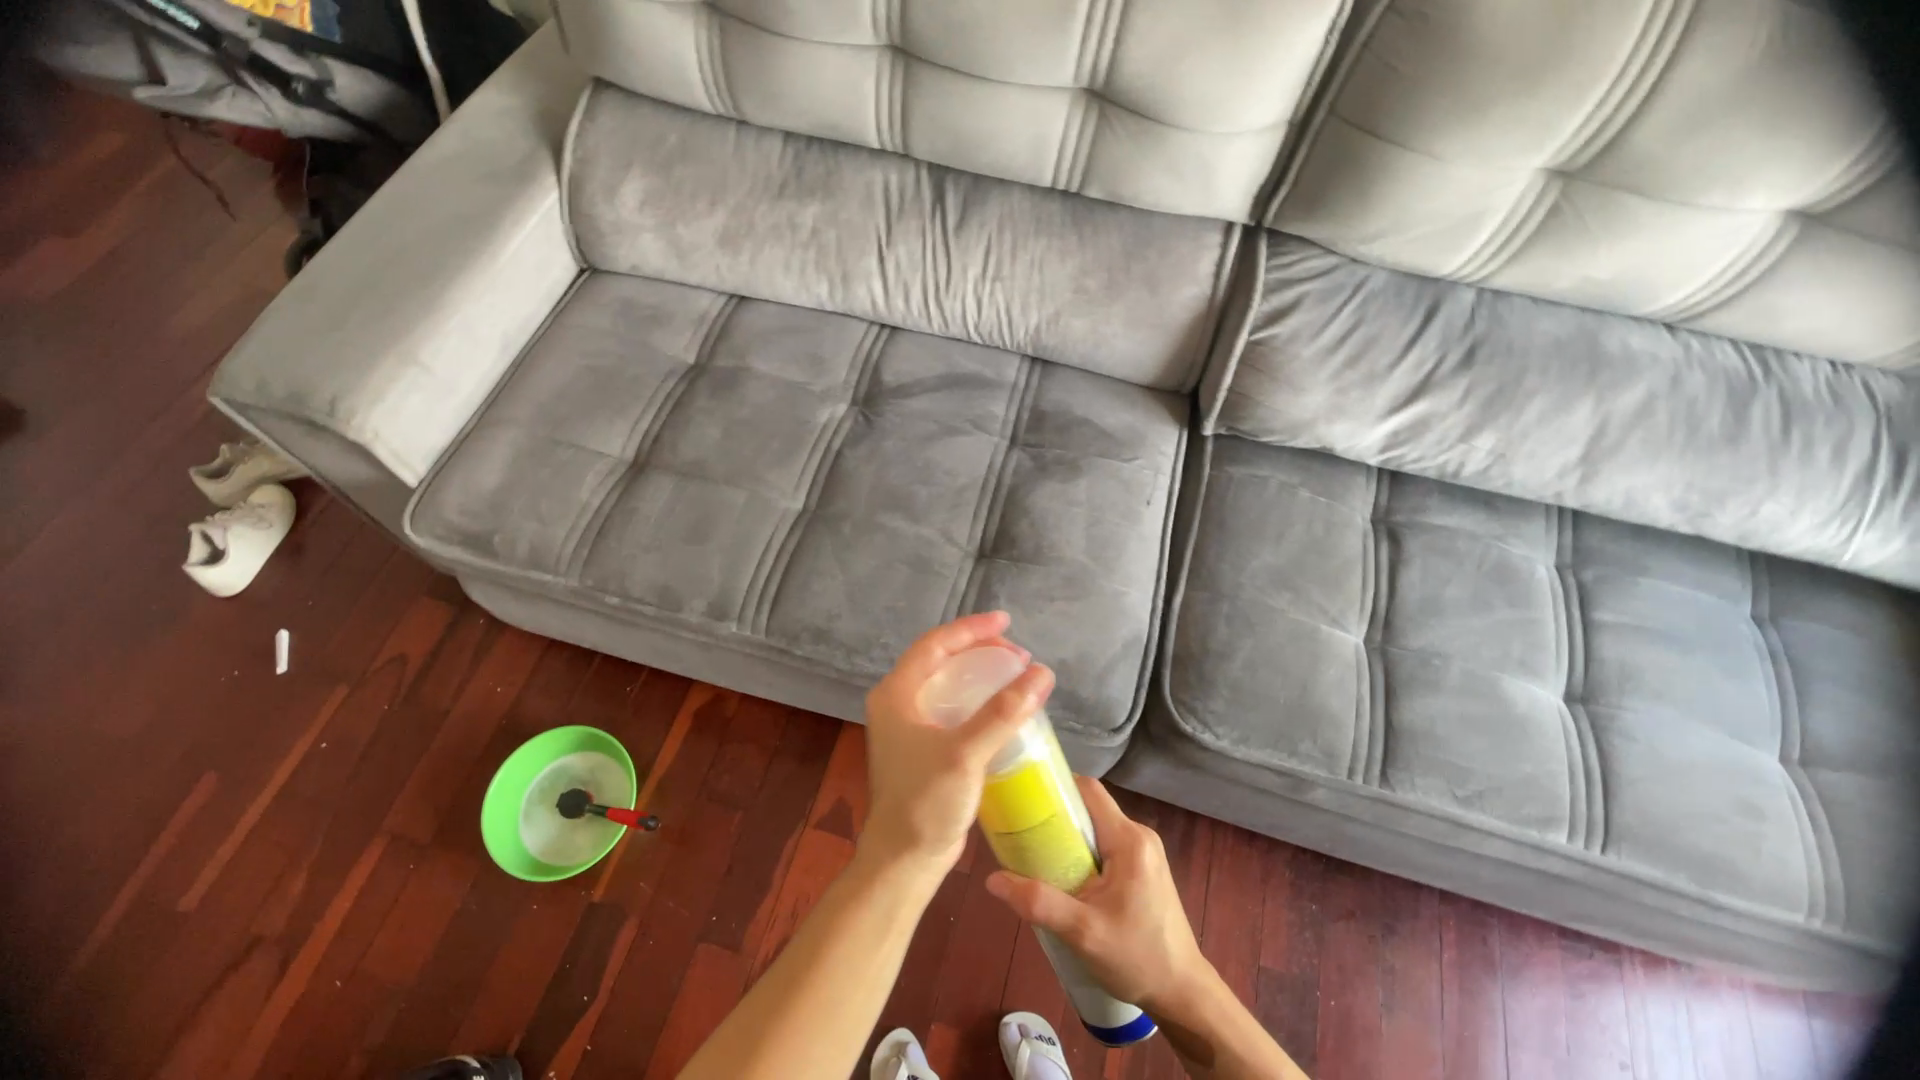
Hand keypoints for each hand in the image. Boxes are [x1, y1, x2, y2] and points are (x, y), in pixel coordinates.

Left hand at [860, 612, 1055, 876]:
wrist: (904, 859)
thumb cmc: (925, 802)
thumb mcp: (965, 754)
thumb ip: (1003, 713)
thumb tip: (1041, 674)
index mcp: (896, 695)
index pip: (934, 645)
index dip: (971, 629)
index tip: (1006, 622)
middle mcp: (897, 705)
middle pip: (940, 661)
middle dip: (979, 651)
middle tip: (1016, 654)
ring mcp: (908, 729)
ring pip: (947, 686)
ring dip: (980, 676)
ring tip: (1014, 675)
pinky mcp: (922, 750)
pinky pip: (952, 711)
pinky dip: (977, 702)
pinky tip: (1002, 711)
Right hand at [985, 775, 1208, 1013]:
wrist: (1181, 991)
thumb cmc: (1137, 957)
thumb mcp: (1082, 932)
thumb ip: (1038, 903)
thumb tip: (992, 880)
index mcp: (1130, 840)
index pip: (1088, 790)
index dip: (1054, 788)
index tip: (1021, 798)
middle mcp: (1139, 837)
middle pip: (1088, 810)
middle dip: (1053, 819)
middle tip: (1018, 836)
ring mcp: (1143, 853)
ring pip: (1094, 831)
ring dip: (1064, 842)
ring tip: (1032, 859)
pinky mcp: (1141, 870)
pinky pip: (1103, 849)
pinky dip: (1079, 857)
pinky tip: (1060, 880)